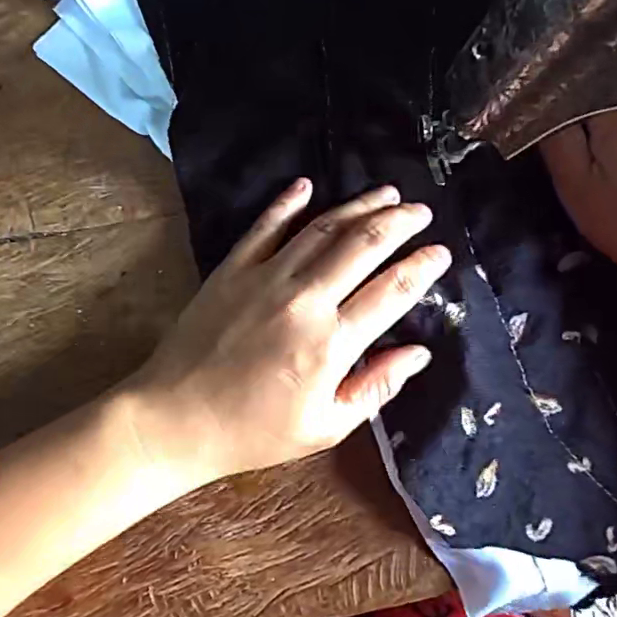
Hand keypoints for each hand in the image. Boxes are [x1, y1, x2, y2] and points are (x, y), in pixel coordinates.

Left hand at [121, 179, 449, 488]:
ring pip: (322, 228)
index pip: (391, 291)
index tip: (441, 252)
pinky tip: (306, 186)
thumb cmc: (253, 431)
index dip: (422, 268)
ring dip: (358, 207)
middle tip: (421, 212)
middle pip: (363, 245)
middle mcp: (304, 299)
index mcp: (331, 343)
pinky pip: (265, 227)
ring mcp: (264, 277)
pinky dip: (287, 203)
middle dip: (399, 223)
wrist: (176, 417)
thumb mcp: (325, 427)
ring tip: (386, 194)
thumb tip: (418, 352)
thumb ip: (375, 386)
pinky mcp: (232, 269)